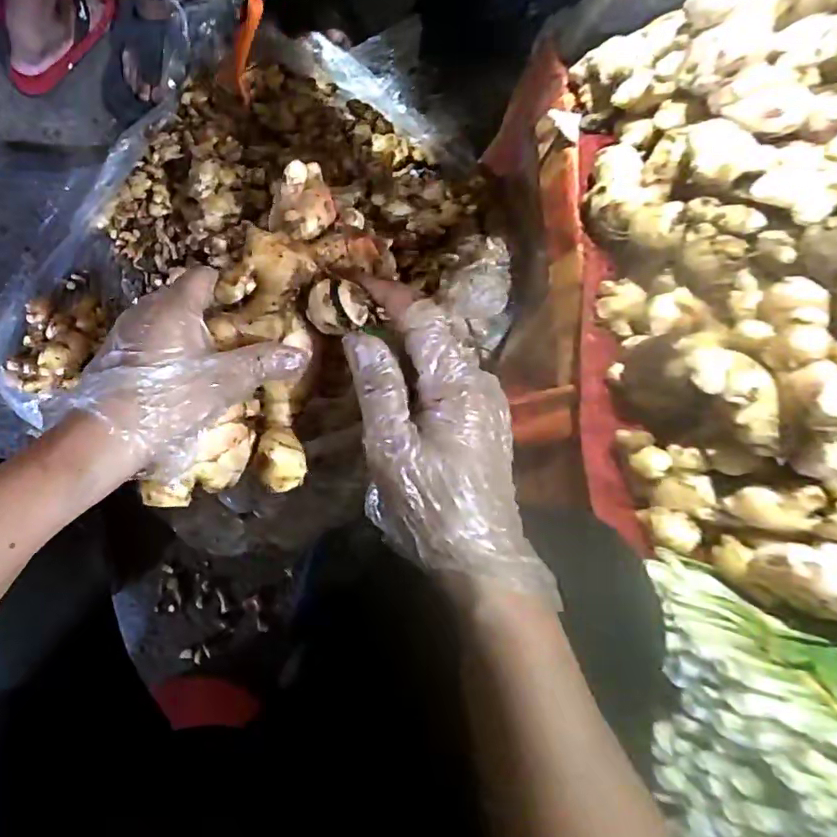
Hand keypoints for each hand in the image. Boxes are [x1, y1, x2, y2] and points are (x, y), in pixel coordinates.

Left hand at [50, 267, 308, 475]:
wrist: (104, 434)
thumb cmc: (167, 400)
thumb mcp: (222, 384)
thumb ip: (260, 364)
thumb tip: (300, 352)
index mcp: (174, 305)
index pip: (204, 276)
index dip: (226, 284)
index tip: (246, 300)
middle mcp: (145, 309)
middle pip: (181, 296)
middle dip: (206, 311)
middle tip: (232, 333)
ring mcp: (124, 331)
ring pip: (160, 319)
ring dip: (182, 332)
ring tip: (205, 356)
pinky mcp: (110, 355)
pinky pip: (144, 340)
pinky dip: (161, 349)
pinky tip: (171, 376)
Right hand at [346, 280, 557, 605]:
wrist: (480, 557)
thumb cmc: (429, 504)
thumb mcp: (391, 447)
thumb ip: (377, 387)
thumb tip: (360, 335)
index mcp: (456, 384)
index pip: (423, 318)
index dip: (388, 293)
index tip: (353, 279)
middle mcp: (478, 381)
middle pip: (436, 329)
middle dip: (394, 309)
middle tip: (351, 304)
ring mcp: (484, 400)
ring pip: (441, 350)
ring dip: (404, 334)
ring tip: (364, 331)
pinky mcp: (481, 418)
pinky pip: (445, 372)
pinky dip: (415, 359)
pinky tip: (392, 370)